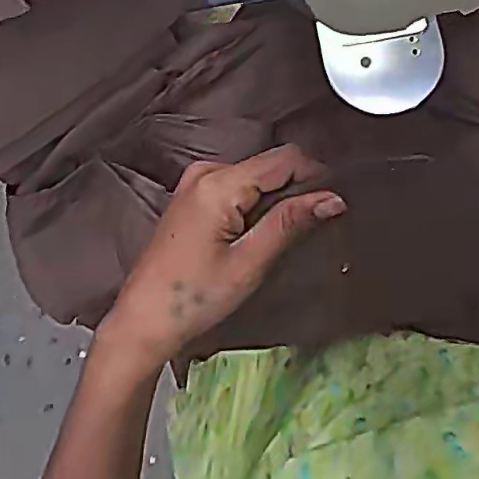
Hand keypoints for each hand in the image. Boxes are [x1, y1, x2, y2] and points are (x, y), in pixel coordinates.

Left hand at [95, 146, 344, 368]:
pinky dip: (258, 201)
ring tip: (289, 231)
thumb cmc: (194, 297)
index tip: (336, 201)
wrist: (142, 320)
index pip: (284, 158)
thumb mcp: (249, 262)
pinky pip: (239, 184)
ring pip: (257, 173)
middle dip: (298, 186)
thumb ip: (291, 222)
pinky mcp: (194, 194)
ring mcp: (196, 180)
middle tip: (315, 222)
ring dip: (279, 195)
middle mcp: (206, 170)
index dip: (317, 174)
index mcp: (219, 182)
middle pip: (270, 163)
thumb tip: (334, 198)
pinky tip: (260, 230)